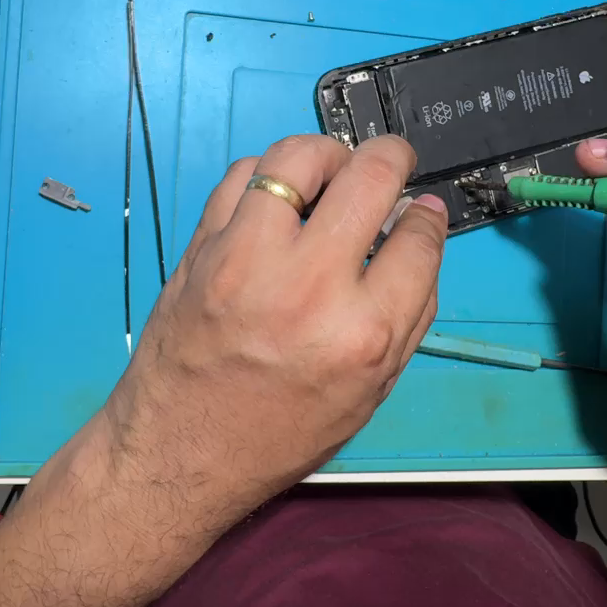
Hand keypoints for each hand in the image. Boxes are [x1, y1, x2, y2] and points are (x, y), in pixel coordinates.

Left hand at [94, 134, 447, 526]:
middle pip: (368, 178)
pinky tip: (277, 199)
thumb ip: (410, 311)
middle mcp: (308, 286)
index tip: (420, 209)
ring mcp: (246, 259)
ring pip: (297, 157)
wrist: (179, 452)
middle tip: (390, 162)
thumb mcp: (370, 393)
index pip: (418, 239)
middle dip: (392, 157)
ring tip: (332, 175)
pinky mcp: (202, 247)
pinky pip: (242, 175)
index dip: (426, 216)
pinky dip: (268, 175)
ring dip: (327, 155)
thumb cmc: (283, 433)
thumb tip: (421, 228)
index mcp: (362, 334)